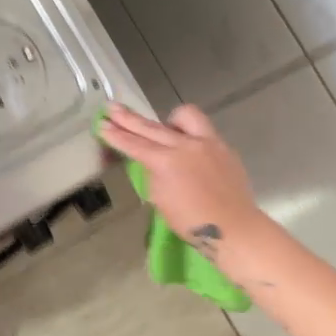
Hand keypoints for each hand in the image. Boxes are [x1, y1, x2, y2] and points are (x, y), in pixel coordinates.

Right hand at [101, 102, 261, 245]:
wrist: (233, 227)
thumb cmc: (191, 222)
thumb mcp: (160, 200)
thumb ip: (154, 175)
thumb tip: (154, 163)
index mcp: (167, 162)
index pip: (135, 144)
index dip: (116, 135)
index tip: (102, 124)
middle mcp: (186, 145)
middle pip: (151, 127)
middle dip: (129, 118)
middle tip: (112, 108)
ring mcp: (208, 142)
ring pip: (184, 116)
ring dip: (168, 121)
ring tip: (163, 129)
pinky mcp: (223, 146)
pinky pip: (202, 130)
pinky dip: (190, 135)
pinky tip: (188, 149)